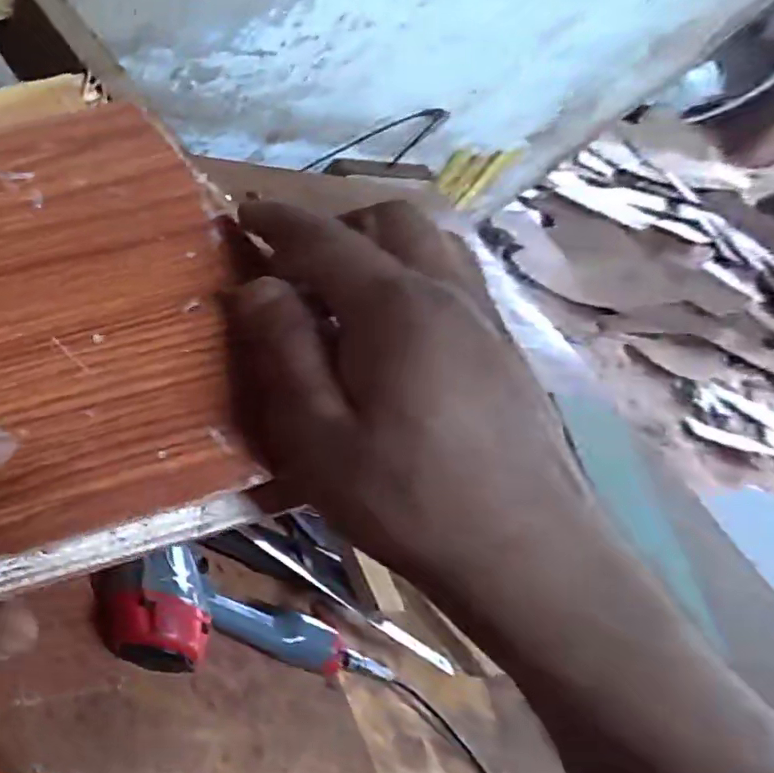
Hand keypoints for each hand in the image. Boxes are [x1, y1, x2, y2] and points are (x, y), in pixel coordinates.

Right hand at [228, 199, 608, 605]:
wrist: (532, 560)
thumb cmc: (405, 499)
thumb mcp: (316, 433)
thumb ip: (282, 349)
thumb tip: (255, 286)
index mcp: (394, 308)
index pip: (325, 239)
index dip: (278, 221)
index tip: (242, 212)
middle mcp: (447, 294)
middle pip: (389, 221)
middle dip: (332, 227)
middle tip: (290, 267)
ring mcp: (486, 318)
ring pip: (429, 243)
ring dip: (374, 247)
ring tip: (336, 292)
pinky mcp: (505, 347)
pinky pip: (451, 276)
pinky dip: (407, 273)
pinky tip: (386, 331)